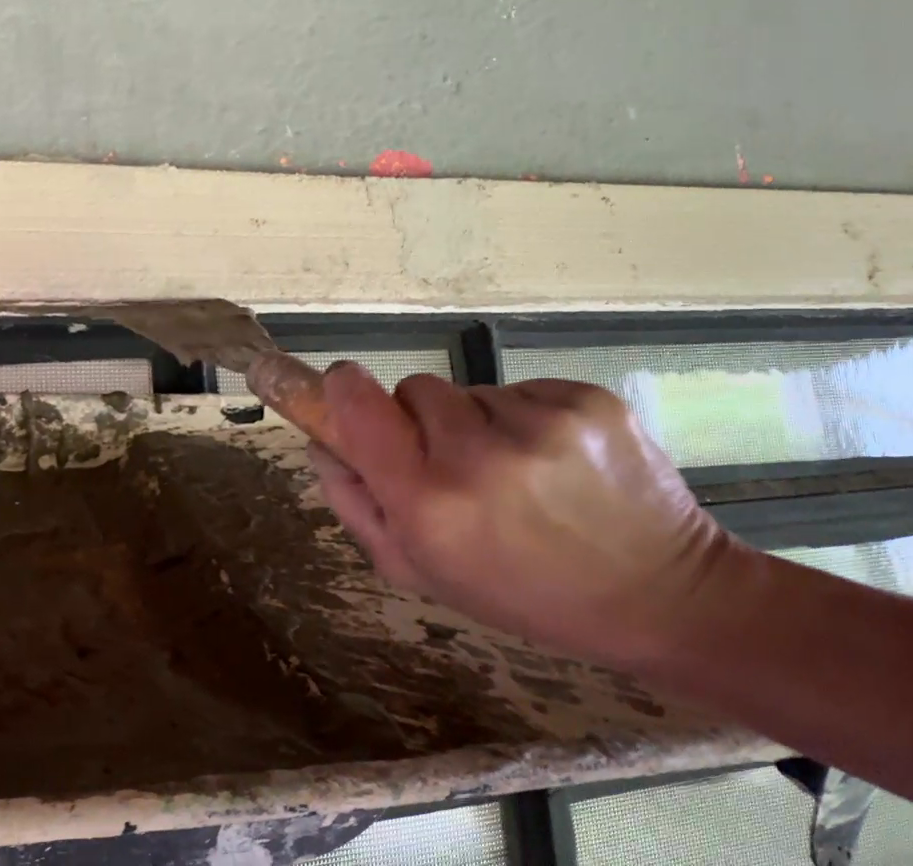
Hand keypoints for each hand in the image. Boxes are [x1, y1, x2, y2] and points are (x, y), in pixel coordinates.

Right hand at [307, 364, 749, 668]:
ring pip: (468, 392)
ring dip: (474, 422)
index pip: (356, 401)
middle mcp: (477, 453)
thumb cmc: (519, 592)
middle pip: (412, 390)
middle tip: (453, 467)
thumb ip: (353, 501)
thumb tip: (323, 439)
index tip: (347, 397)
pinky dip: (524, 419)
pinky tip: (554, 464)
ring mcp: (540, 423)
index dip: (343, 391)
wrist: (664, 598)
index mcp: (426, 500)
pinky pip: (521, 390)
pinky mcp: (588, 403)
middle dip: (420, 421)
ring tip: (515, 473)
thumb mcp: (414, 568)